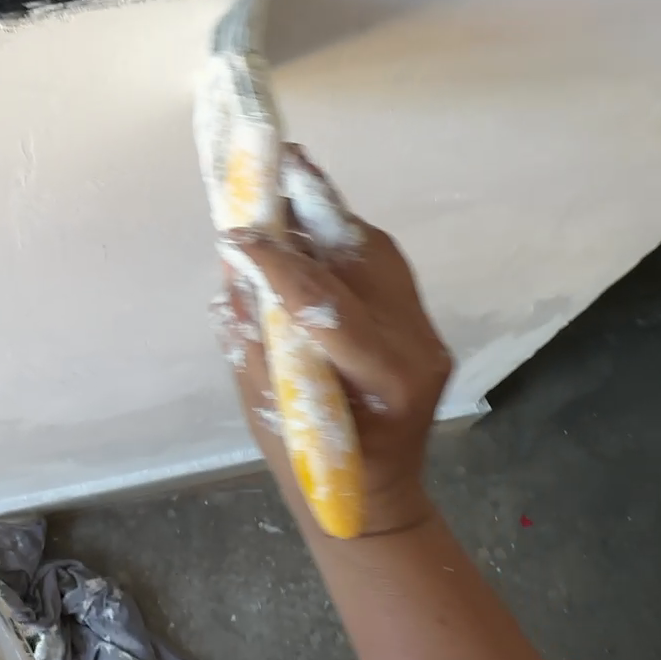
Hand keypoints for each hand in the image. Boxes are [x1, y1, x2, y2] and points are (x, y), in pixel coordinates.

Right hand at [214, 146, 452, 537]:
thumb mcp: (269, 409)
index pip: (324, 303)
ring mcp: (425, 330)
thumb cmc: (316, 469)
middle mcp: (417, 344)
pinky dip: (338, 237)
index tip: (235, 235)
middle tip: (276, 160)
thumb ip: (251, 336)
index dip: (276, 263)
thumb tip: (235, 266)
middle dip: (315, 207)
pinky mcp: (418, 321)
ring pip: (376, 251)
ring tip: (286, 178)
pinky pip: (379, 264)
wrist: (379, 499)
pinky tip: (306, 222)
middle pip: (365, 258)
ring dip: (326, 213)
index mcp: (383, 377)